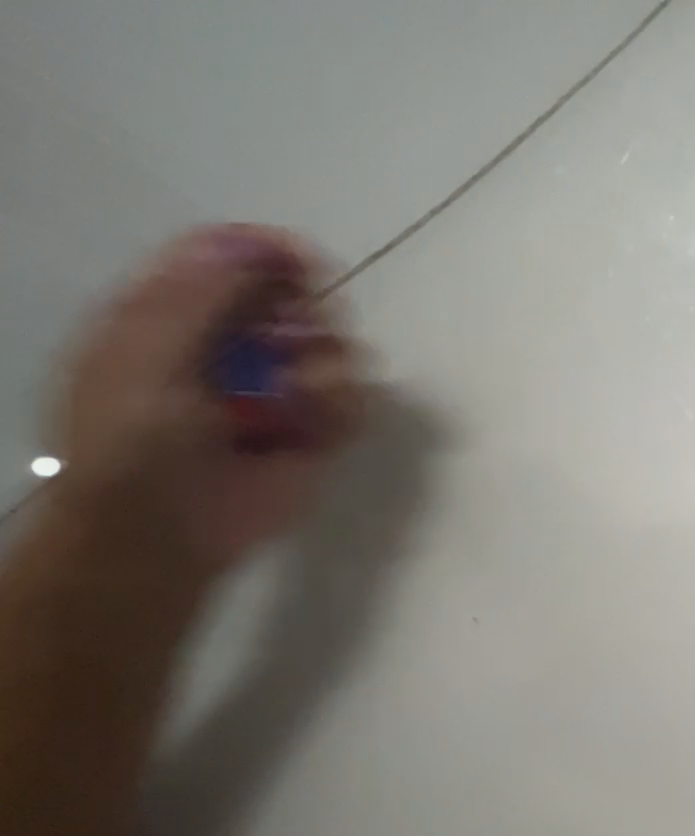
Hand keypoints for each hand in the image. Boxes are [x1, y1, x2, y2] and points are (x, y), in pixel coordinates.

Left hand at [46, 224, 365, 574]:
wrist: (168, 533)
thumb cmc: (136, 445)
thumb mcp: (147, 360)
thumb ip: (197, 300)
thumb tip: (249, 243)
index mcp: (170, 318)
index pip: (226, 258)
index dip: (267, 253)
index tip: (306, 265)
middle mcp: (230, 345)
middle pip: (294, 298)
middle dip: (309, 316)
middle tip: (298, 341)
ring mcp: (278, 388)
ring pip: (335, 348)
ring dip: (329, 368)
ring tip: (302, 399)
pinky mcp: (318, 428)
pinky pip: (357, 399)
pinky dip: (345, 408)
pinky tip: (317, 429)